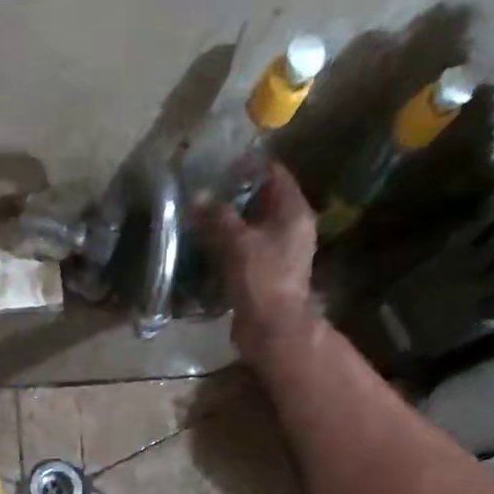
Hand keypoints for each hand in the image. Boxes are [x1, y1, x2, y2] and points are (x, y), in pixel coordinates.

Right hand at [201, 160, 321, 367]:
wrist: (272, 327)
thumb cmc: (261, 279)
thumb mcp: (238, 243)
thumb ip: (218, 217)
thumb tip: (199, 197)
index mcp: (294, 212)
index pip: (275, 175)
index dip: (251, 167)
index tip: (223, 166)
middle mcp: (293, 228)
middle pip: (265, 201)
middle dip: (237, 196)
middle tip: (209, 192)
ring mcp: (283, 252)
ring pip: (256, 227)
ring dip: (232, 222)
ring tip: (204, 218)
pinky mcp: (269, 273)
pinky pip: (249, 249)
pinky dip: (232, 244)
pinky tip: (211, 246)